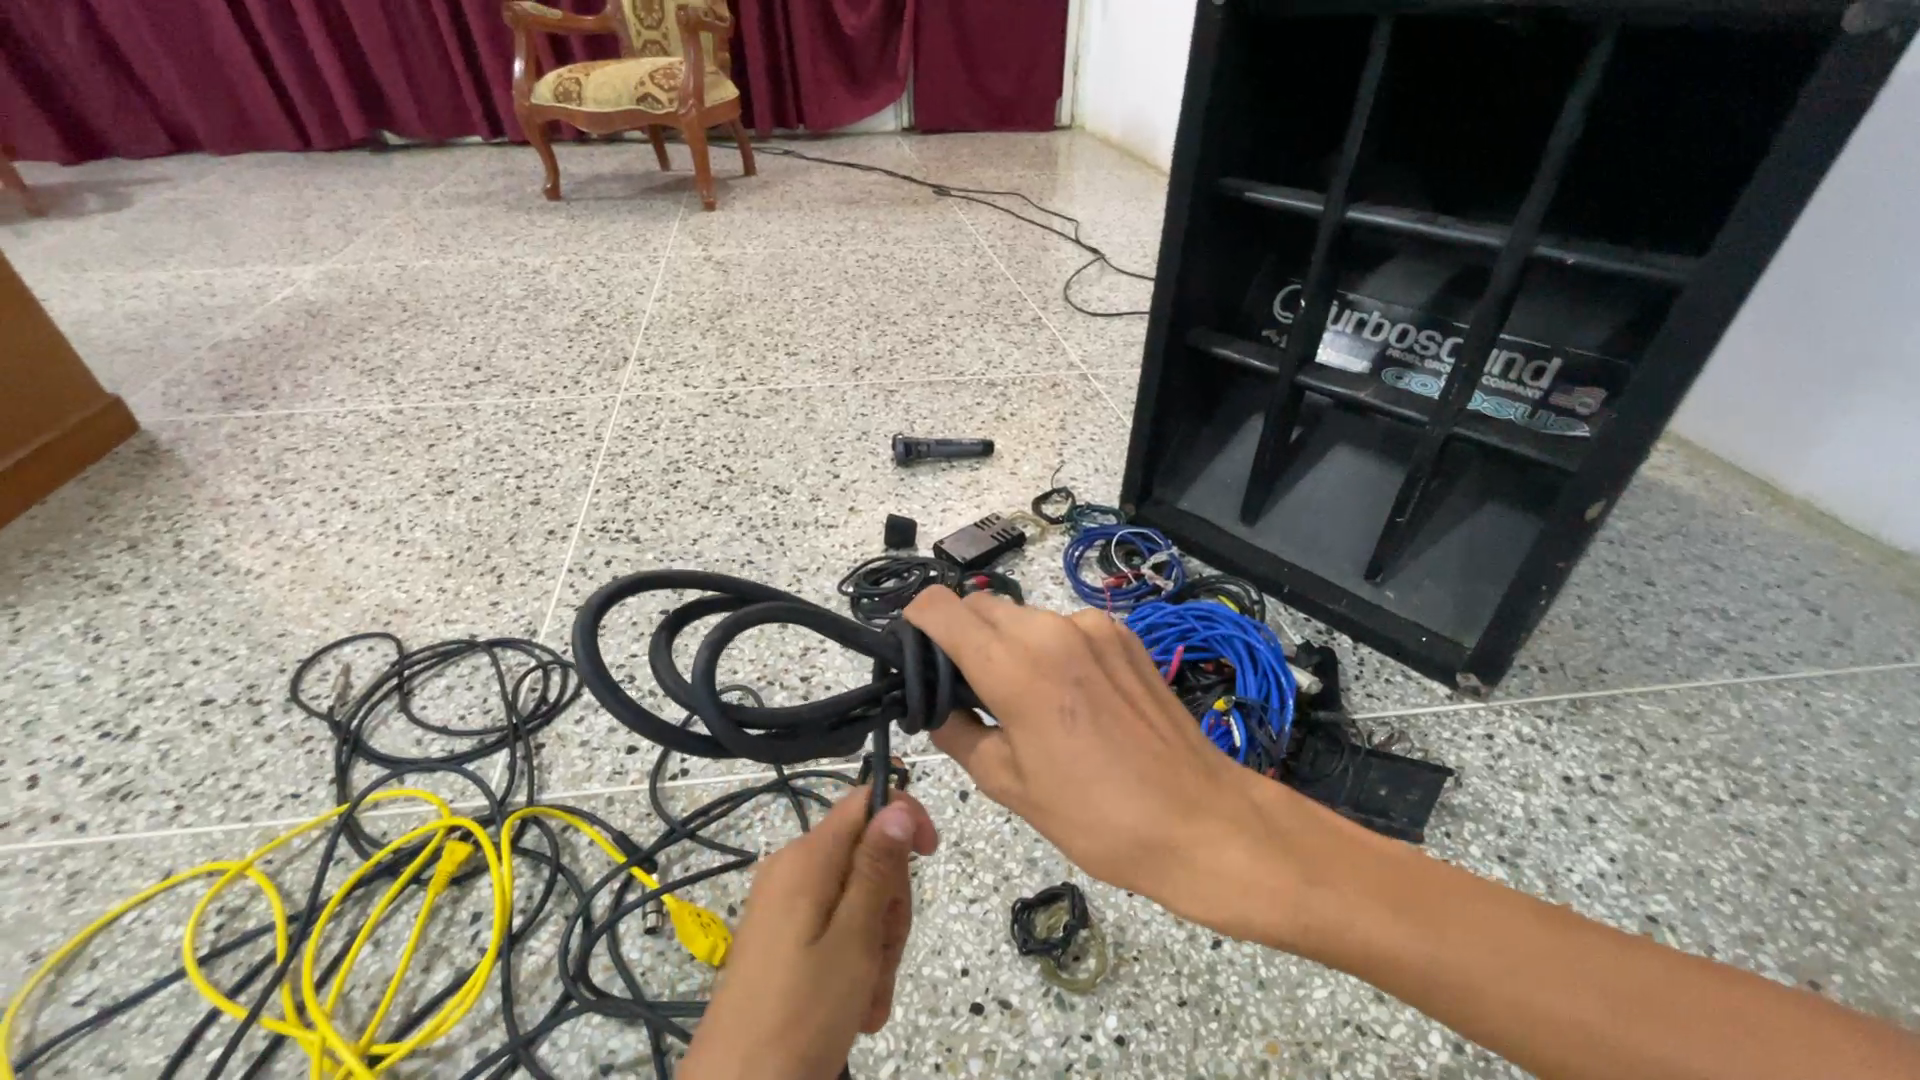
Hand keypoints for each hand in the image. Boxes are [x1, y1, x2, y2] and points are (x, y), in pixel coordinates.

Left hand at [679, 789, 938, 1079]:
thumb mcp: (854, 939)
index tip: (931, 855)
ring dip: (877, 946)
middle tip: (885, 955)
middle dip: (890, 905)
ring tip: (869, 996)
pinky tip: (857, 1008)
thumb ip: (877, 868)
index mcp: (808, 859)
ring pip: (858, 900)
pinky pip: (835, 930)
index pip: (865, 802)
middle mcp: (793, 872)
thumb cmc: (802, 1013)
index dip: (905, 818)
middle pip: (867, 857)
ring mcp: (785, 907)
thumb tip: (898, 806)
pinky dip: (855, 963)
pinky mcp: (783, 940)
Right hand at [904, 588, 1329, 943]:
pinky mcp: (1125, 635)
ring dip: (1005, 646)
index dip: (915, 625)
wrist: (1199, 819)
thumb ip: (957, 731)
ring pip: (1022, 617)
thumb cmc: (1097, 816)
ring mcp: (1095, 627)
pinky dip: (1048, 650)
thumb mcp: (1008, 784)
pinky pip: (1065, 628)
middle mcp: (1053, 629)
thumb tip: (936, 705)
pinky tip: (1067, 698)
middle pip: (980, 607)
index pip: (940, 607)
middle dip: (959, 639)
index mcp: (1016, 667)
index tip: (915, 658)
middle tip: (966, 694)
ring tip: (1022, 702)